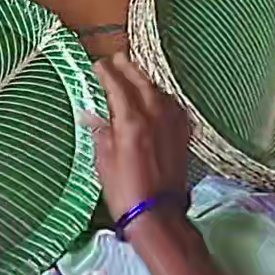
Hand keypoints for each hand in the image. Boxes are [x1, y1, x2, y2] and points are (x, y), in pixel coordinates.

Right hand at [81, 53, 190, 224]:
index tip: (98, 64)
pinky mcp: (183, 134)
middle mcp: (155, 116)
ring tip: (133, 74)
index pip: (118, 86)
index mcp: (132, 121)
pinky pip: (172, 105)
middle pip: (141, 82)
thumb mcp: (103, 160)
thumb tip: (90, 115)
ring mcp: (173, 124)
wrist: (158, 215)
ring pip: (158, 91)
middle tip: (116, 59)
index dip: (107, 73)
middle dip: (127, 69)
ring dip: (144, 80)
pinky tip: (156, 98)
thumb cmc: (124, 190)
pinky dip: (160, 96)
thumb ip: (100, 132)